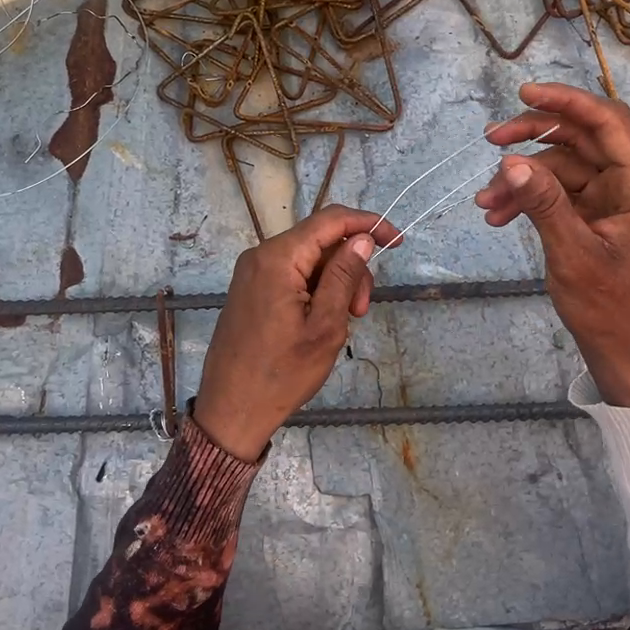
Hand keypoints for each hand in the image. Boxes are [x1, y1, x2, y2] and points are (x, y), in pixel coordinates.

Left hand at [193, 206, 402, 460]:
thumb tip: (362, 239)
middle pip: (321, 241)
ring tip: (343, 323)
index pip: (331, 220)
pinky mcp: (251, 289)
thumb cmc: (282, 373)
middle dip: (350, 267)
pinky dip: (315, 290)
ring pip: (309, 259)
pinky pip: (292, 274)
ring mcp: (253, 272)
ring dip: (335, 283)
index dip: (369, 224)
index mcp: (278, 258)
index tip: (399, 241)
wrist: (231, 409)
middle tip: (361, 310)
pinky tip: (322, 321)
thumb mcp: (325, 326)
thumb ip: (344, 276)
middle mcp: (261, 255)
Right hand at [475, 82, 629, 407]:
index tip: (524, 95)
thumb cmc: (612, 310)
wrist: (628, 357)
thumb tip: (510, 162)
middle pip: (583, 138)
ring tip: (486, 202)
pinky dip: (531, 199)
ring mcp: (618, 199)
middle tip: (490, 140)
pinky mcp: (601, 214)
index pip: (610, 123)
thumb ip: (544, 203)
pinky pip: (562, 191)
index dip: (567, 102)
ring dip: (524, 178)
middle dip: (534, 138)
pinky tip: (499, 216)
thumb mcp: (572, 255)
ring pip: (565, 165)